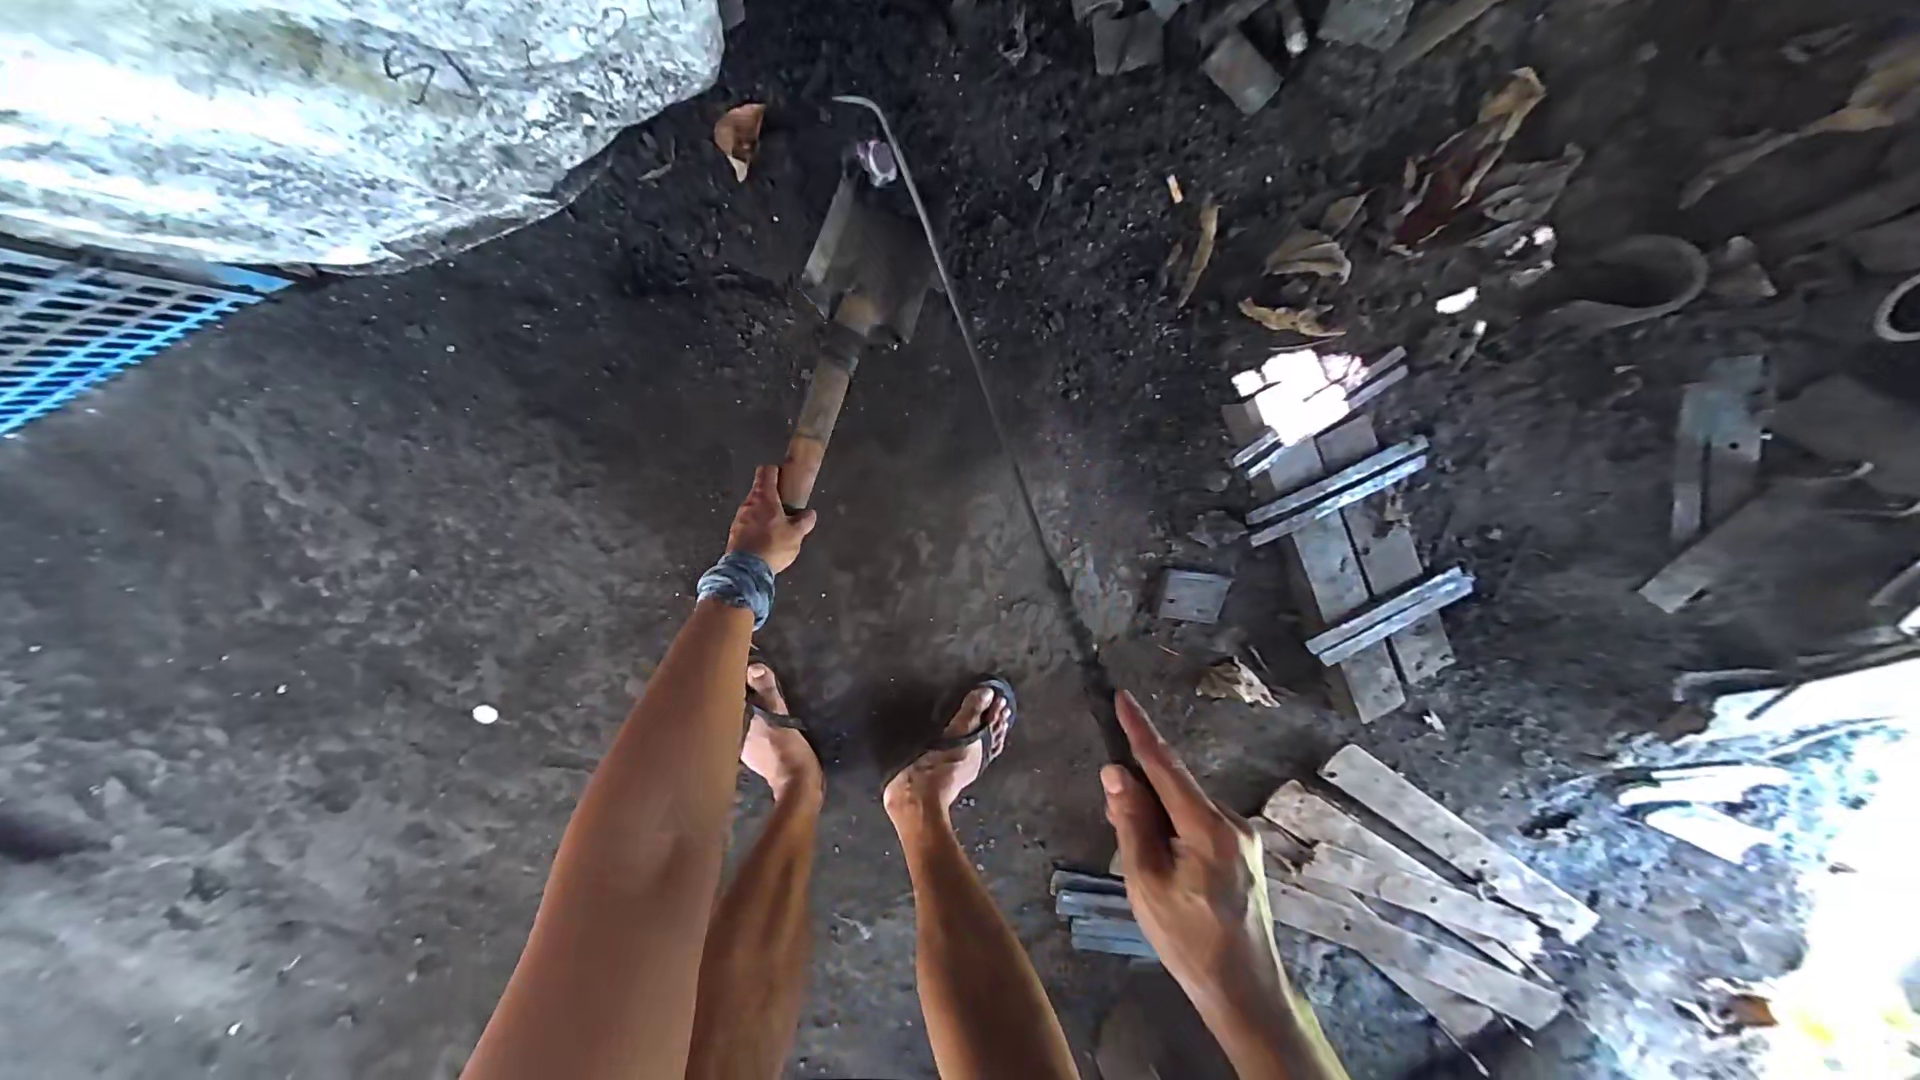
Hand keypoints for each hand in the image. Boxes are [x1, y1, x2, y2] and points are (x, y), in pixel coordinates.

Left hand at [726, 466, 817, 573]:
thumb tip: (809, 514)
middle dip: (772, 494)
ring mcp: (739, 516)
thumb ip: (804, 521)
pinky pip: (747, 521)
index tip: (784, 477)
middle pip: (760, 489)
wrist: (746, 570)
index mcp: (764, 497)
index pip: (767, 471)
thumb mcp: (796, 535)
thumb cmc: (773, 547)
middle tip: (785, 506)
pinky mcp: (734, 530)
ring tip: (776, 526)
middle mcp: (749, 503)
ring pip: (753, 506)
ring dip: (764, 510)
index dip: (776, 471)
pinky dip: (756, 524)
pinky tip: (765, 537)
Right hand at [1102, 692, 1316, 1076]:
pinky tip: (1165, 859)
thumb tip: (1116, 772)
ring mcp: (1243, 836)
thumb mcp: (1145, 882)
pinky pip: (1200, 820)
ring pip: (1186, 805)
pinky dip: (1175, 826)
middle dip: (1141, 789)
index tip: (1122, 698)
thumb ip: (1131, 821)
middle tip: (1114, 814)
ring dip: (1158, 813)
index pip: (1165, 765)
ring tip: (1143, 855)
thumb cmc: (1188, 940)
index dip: (1139, 730)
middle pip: (1175, 787)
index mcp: (1208, 828)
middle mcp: (1232, 821)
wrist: (1245, 990)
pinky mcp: (1244, 849)